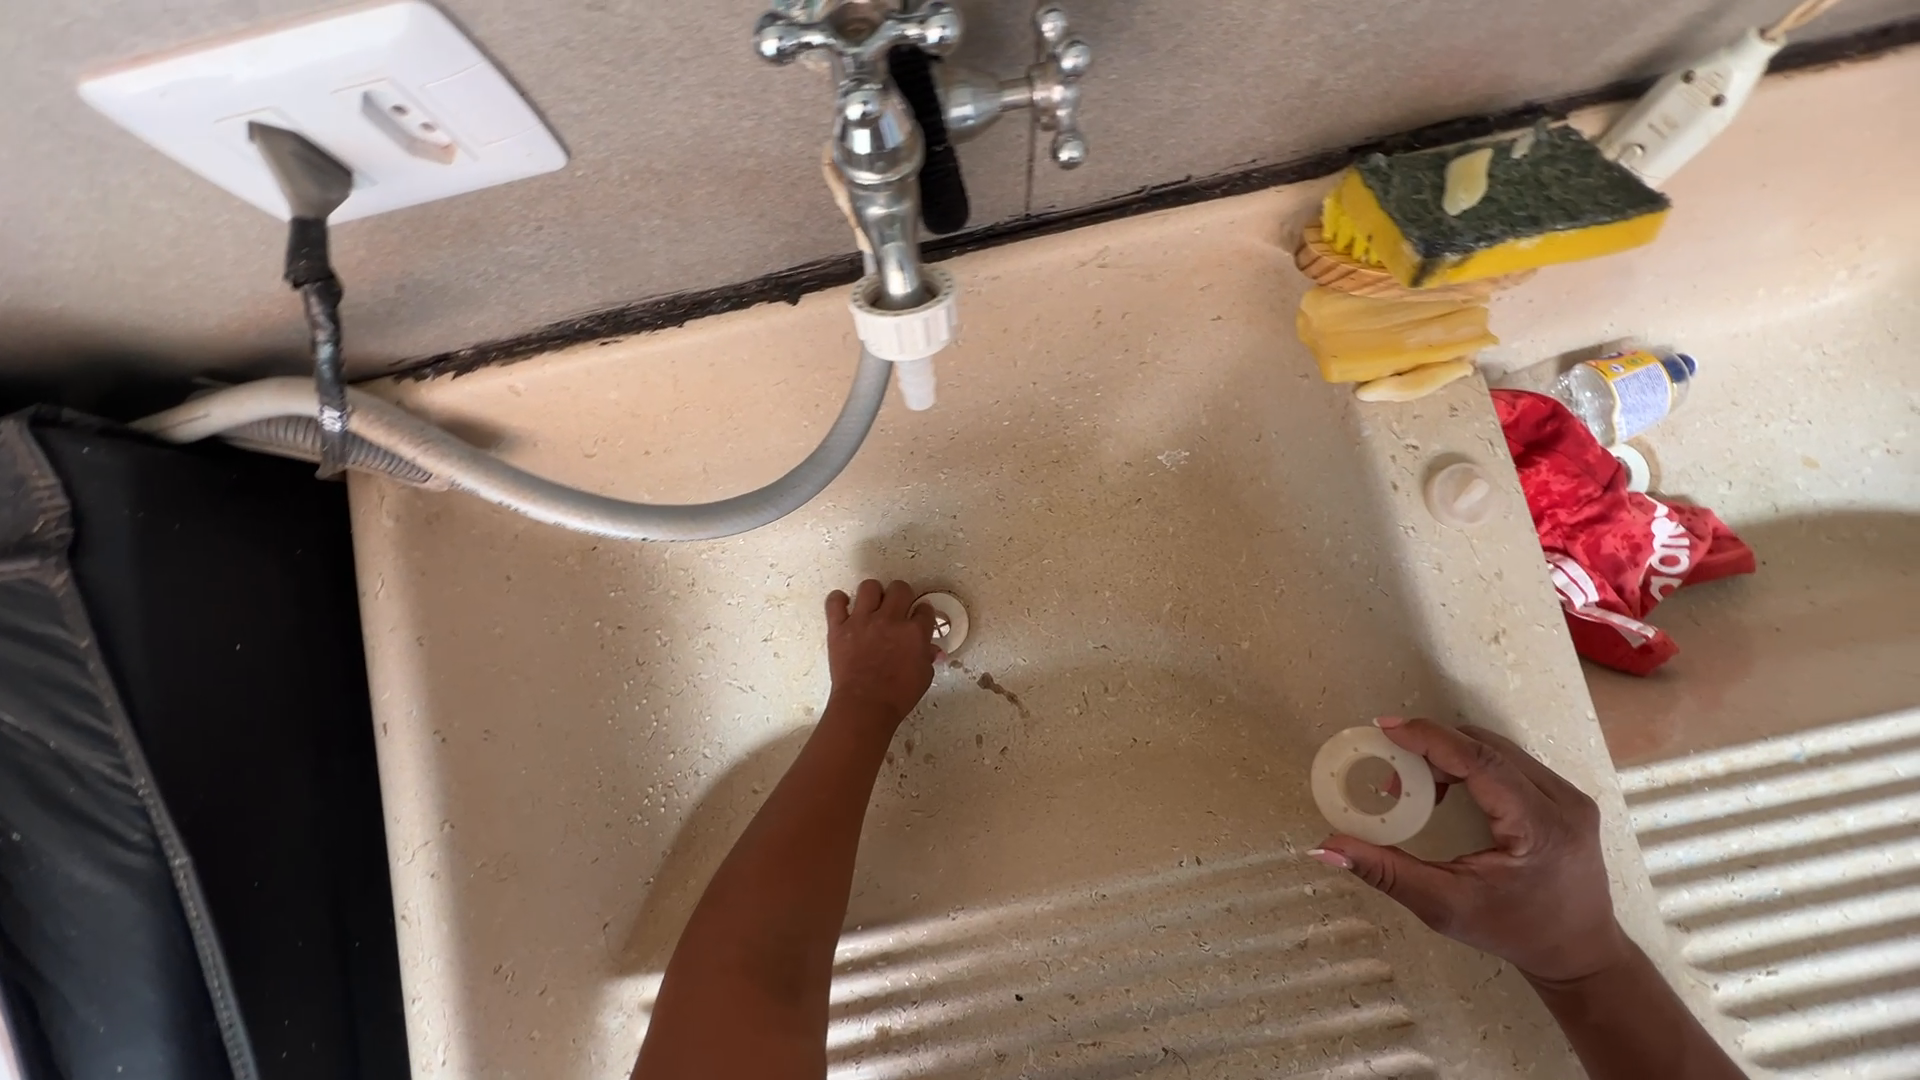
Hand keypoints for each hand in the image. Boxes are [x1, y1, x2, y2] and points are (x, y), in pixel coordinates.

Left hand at [824, 580, 940, 728]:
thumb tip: (933, 651)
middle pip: (900, 589)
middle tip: (899, 606)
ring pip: (869, 587)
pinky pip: (835, 602)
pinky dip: (838, 600)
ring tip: (873, 604)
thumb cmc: (897, 696)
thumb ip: (927, 657)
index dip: (924, 612)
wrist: (865, 706)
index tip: (920, 615)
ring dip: (874, 593)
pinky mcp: (839, 627)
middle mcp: (889, 620)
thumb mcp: (923, 677)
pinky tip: (844, 606)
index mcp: (914, 632)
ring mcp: (862, 621)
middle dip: (903, 595)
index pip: (925, 609)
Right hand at [1311, 718, 1629, 983]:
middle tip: (1389, 767)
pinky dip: (1466, 762)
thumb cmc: (1513, 932)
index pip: (1480, 761)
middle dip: (1430, 746)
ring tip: (1413, 783)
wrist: (1580, 955)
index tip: (1384, 728)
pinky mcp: (1564, 797)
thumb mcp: (1442, 906)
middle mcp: (1562, 802)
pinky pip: (1505, 759)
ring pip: (1494, 748)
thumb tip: (1325, 848)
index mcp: (1539, 827)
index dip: (1429, 738)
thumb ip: (1383, 871)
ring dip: (1446, 753)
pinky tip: (1443, 787)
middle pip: (1484, 746)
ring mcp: (1568, 796)